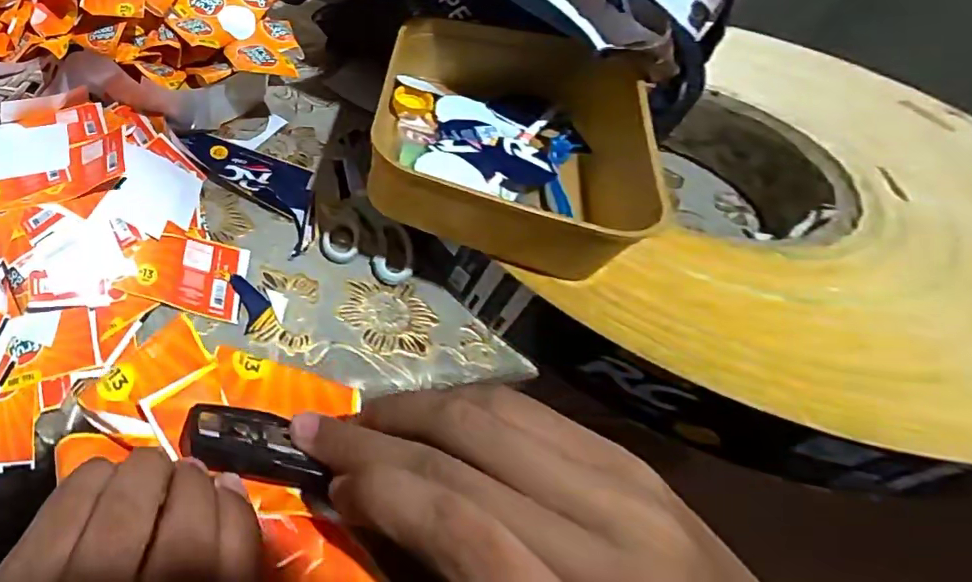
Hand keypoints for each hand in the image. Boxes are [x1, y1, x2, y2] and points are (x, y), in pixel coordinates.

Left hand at [0, 446, 261, 581]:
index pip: (227, 555)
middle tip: (191, 481)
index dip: (237, 513)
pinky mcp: (24, 568)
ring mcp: (72, 579)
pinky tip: (105, 493)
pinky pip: (76, 488)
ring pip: (129, 487)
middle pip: (184, 514)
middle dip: (194, 482)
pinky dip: (100, 475)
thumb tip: (229, 495)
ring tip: (151, 481)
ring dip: (150, 471)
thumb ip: (213, 573)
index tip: (230, 493)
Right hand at [290, 385, 755, 581]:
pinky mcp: (646, 472)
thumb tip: (371, 511)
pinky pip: (537, 414)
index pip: (459, 520)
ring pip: (499, 411)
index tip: (326, 476)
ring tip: (374, 420)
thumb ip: (452, 577)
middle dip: (382, 432)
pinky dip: (471, 408)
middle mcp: (617, 539)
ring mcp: (639, 494)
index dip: (378, 487)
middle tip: (326, 430)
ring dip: (420, 406)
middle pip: (470, 445)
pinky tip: (441, 420)